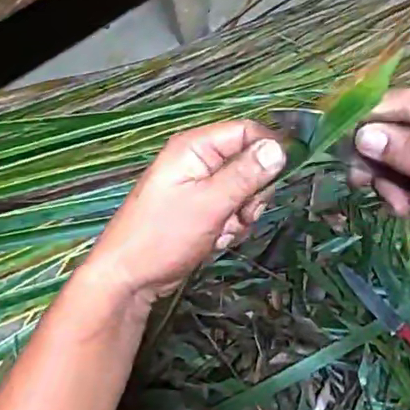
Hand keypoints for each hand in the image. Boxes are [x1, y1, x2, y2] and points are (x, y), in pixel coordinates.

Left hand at [82, 121, 286, 304]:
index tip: (280, 177)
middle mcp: (198, 160)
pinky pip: (233, 209)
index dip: (267, 149)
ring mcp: (200, 185)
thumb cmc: (161, 236)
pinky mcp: (202, 207)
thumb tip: (279, 149)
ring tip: (222, 230)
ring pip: (245, 189)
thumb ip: (245, 175)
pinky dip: (232, 226)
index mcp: (195, 146)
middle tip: (242, 213)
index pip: (246, 131)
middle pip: (250, 162)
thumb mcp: (209, 204)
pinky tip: (216, 239)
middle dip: (253, 192)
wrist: (128, 278)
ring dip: (243, 214)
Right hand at [348, 89, 409, 253]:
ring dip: (392, 178)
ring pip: (400, 147)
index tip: (335, 142)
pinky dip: (406, 184)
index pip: (400, 101)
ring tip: (403, 208)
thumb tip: (362, 135)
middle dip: (381, 160)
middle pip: (395, 125)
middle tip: (369, 189)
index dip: (365, 118)